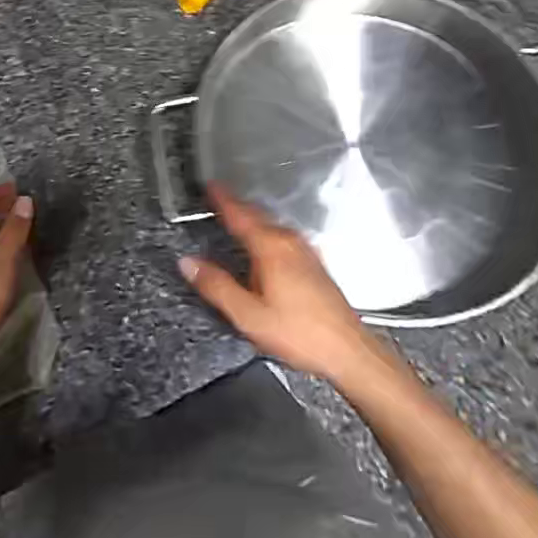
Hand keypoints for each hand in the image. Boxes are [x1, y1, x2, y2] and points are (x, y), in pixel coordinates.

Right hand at [178, 186, 389, 386]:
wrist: (349, 352)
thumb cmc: (299, 334)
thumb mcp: (248, 315)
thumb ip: (216, 286)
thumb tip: (188, 263)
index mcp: (271, 249)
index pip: (240, 215)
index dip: (223, 199)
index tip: (210, 186)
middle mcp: (290, 243)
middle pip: (258, 216)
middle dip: (236, 206)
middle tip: (217, 200)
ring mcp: (306, 252)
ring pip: (272, 226)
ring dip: (252, 219)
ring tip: (236, 219)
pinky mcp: (315, 264)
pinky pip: (284, 237)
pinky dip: (267, 232)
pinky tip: (264, 246)